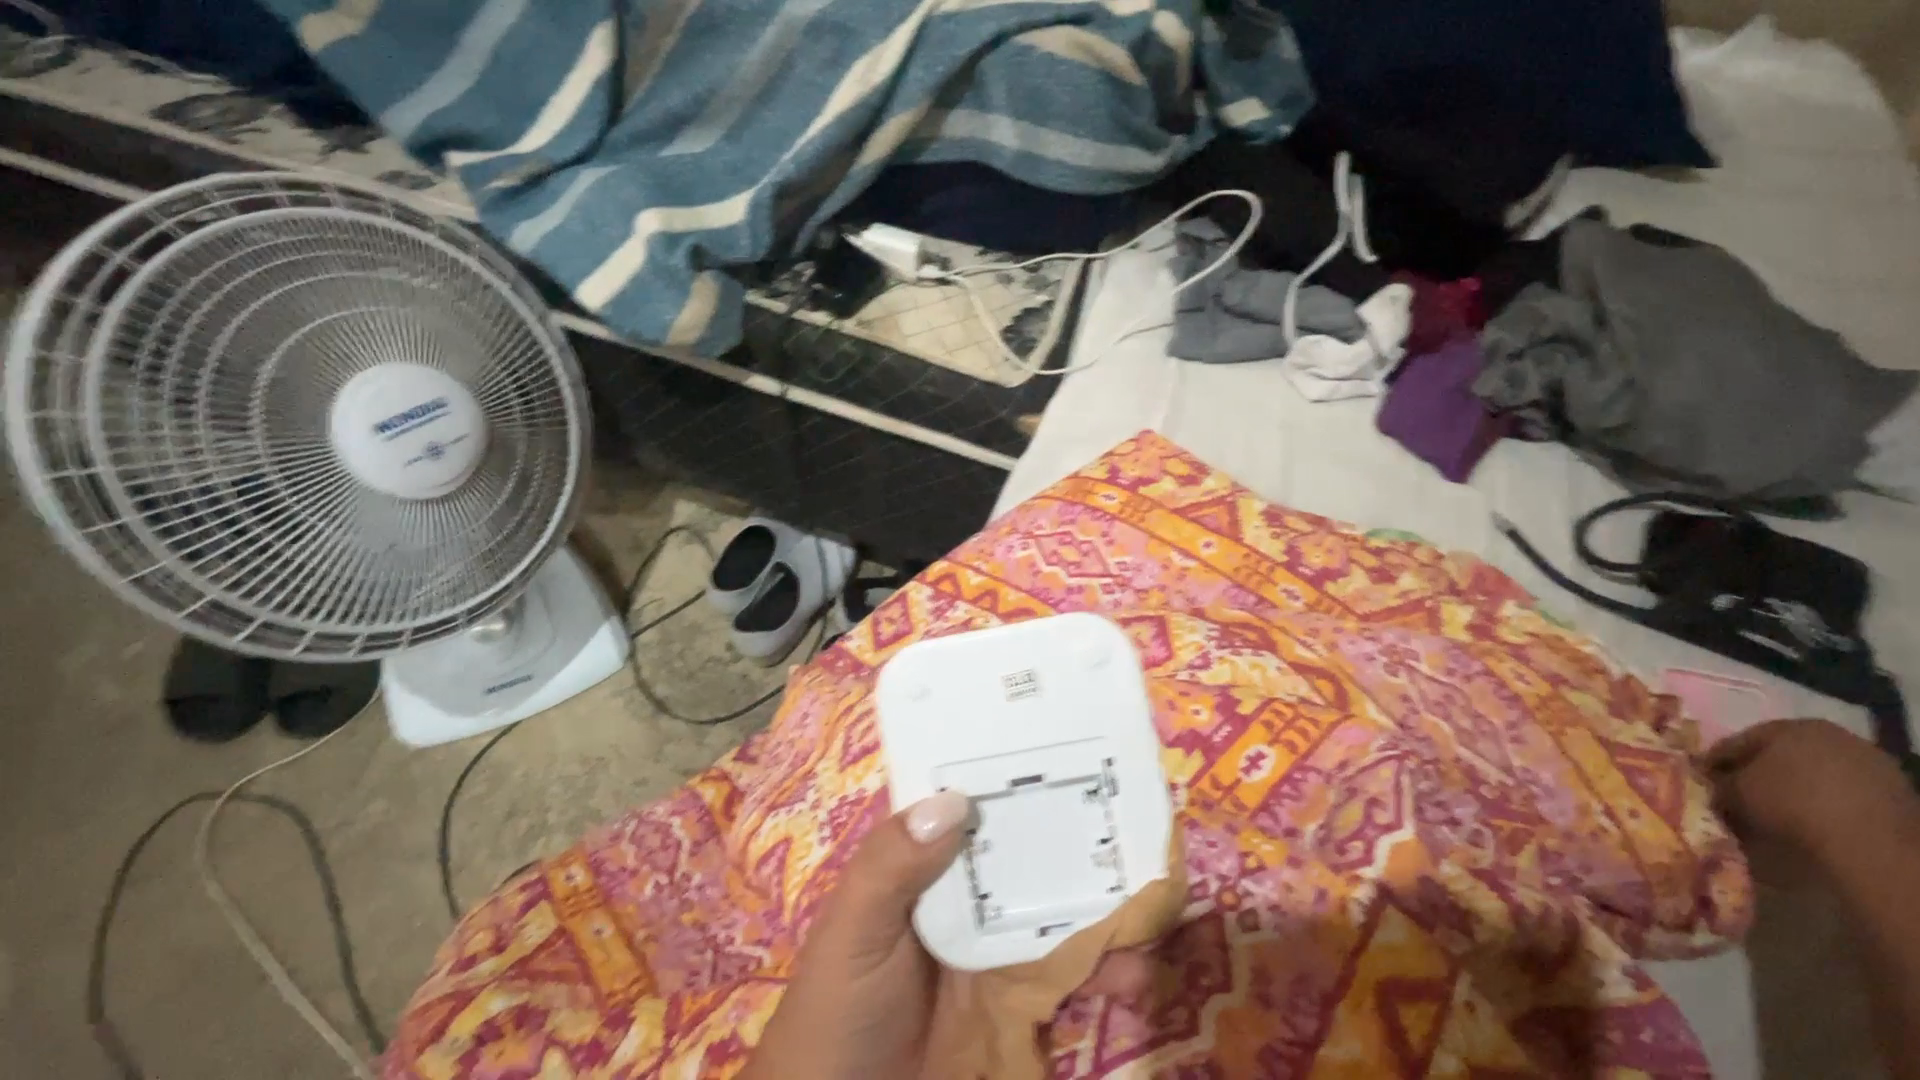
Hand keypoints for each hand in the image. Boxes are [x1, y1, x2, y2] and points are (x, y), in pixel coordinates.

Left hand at [744, 791, 1151, 1079]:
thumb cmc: (837, 1004)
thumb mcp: (854, 928)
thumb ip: (891, 867)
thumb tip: (955, 800)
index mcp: (925, 865)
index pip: (971, 807)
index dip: (1011, 775)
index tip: (1067, 742)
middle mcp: (968, 894)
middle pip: (1031, 853)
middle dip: (1080, 836)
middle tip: (1136, 821)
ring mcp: (998, 946)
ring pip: (1061, 909)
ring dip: (1105, 905)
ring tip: (1152, 906)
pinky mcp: (1020, 999)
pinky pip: (1072, 975)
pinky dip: (1107, 971)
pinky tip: (1135, 972)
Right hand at [1706, 718, 1919, 869]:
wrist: (1870, 842)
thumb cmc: (1790, 804)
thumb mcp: (1736, 793)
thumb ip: (1720, 784)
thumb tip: (1716, 785)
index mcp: (1792, 726)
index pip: (1739, 740)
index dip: (1717, 760)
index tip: (1704, 779)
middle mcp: (1835, 735)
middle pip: (1782, 753)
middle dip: (1759, 772)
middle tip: (1739, 794)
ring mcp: (1871, 762)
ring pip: (1816, 772)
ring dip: (1795, 788)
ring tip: (1776, 812)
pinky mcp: (1896, 792)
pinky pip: (1845, 792)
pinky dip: (1826, 802)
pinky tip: (1813, 820)